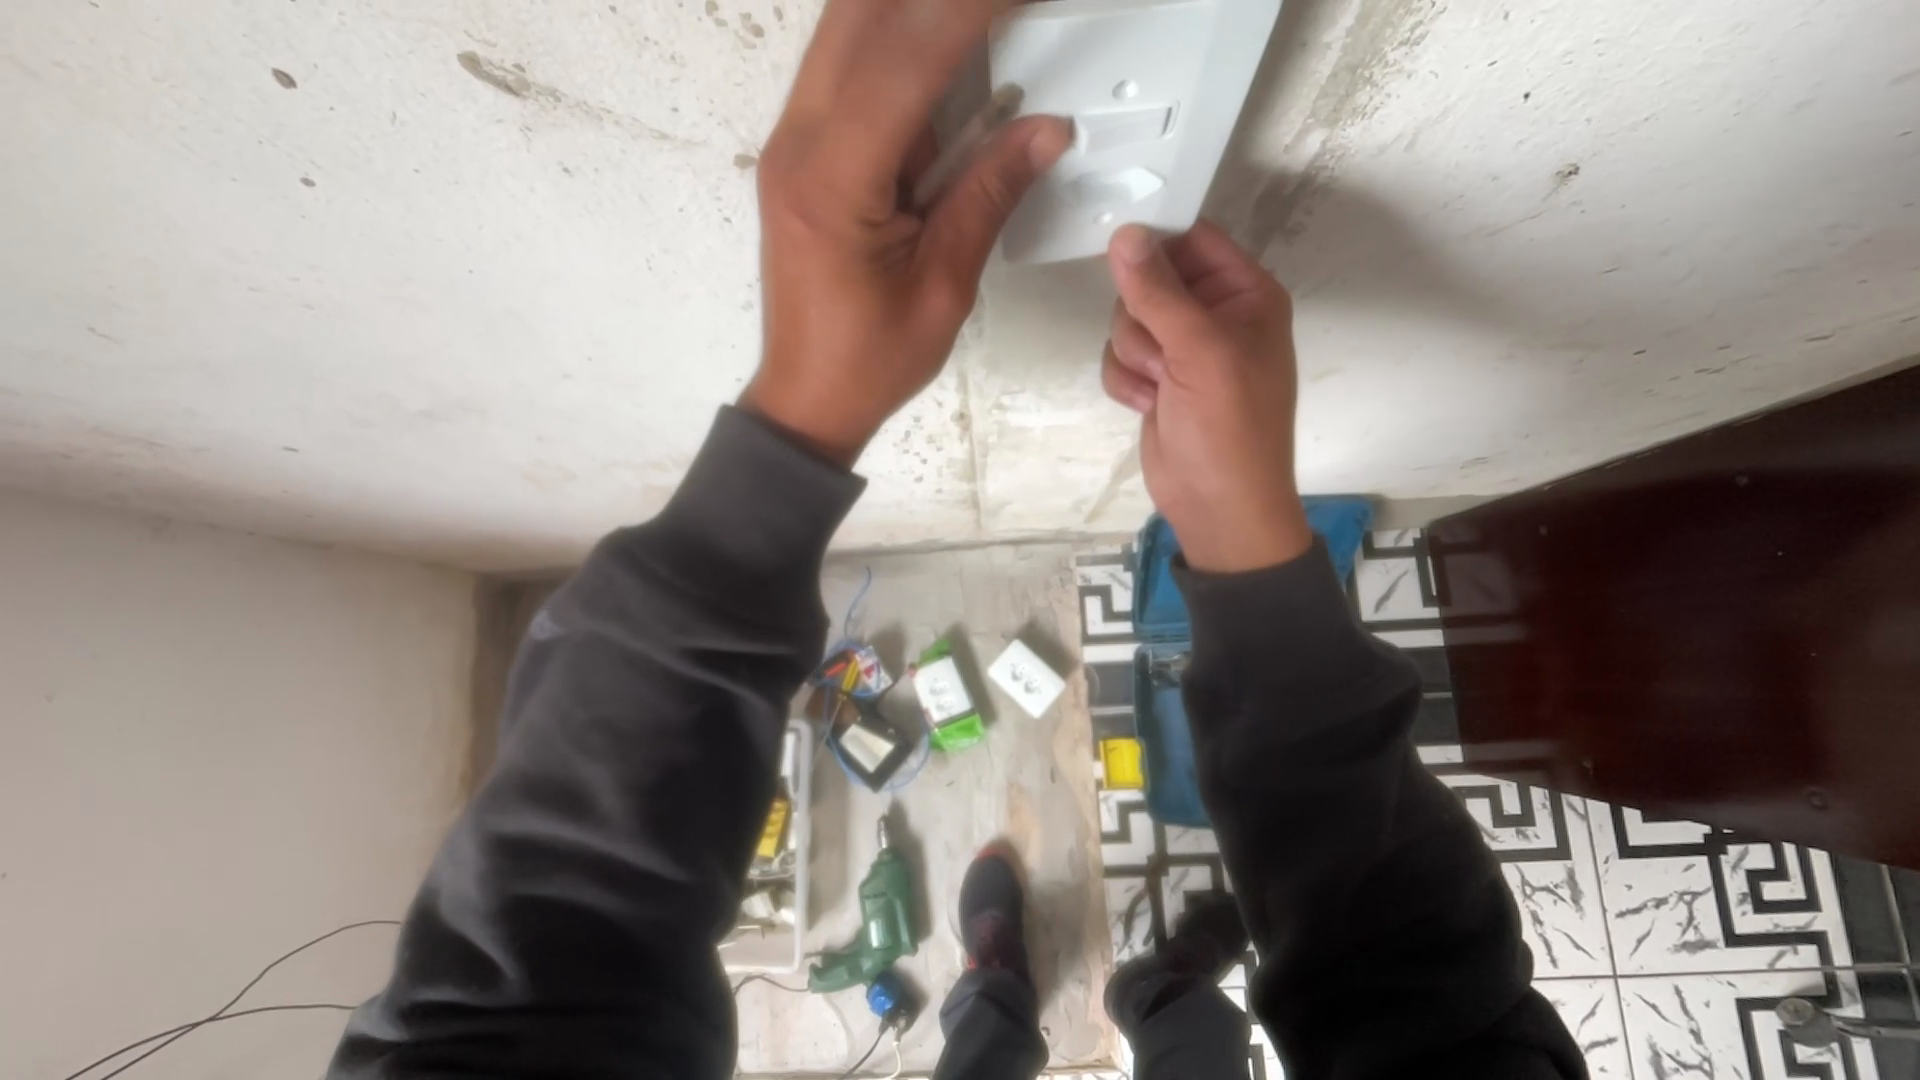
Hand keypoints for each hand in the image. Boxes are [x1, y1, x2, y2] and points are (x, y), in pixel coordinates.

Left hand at [741, 0, 1071, 467]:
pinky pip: (846, 76)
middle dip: (934, 1)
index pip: (902, 61)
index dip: (968, 12)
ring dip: (911, 19)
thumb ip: (988, 196)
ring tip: (982, 32)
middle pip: (856, 17)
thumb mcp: (943, 285)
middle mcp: (796, 148)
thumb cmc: (868, 361)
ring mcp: (791, 147)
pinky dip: (897, 55)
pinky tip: (946, 72)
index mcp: (831, 184)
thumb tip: (1044, 131)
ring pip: (846, 35)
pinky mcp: (802, 157)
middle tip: (1001, 11)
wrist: (808, 396)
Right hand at [1101, 222, 1313, 572]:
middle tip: (1163, 354)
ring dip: (1134, 356)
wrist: (1217, 504)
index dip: (1155, 241)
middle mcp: (1213, 315)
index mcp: (1245, 294)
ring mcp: (1181, 350)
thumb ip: (1158, 290)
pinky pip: (1118, 357)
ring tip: (1161, 386)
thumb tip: (1124, 234)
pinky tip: (1149, 405)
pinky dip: (1126, 382)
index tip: (1117, 246)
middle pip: (1148, 281)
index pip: (1193, 240)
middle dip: (1143, 320)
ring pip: (1126, 321)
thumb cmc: (1229, 425)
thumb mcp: (1200, 351)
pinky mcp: (1155, 380)